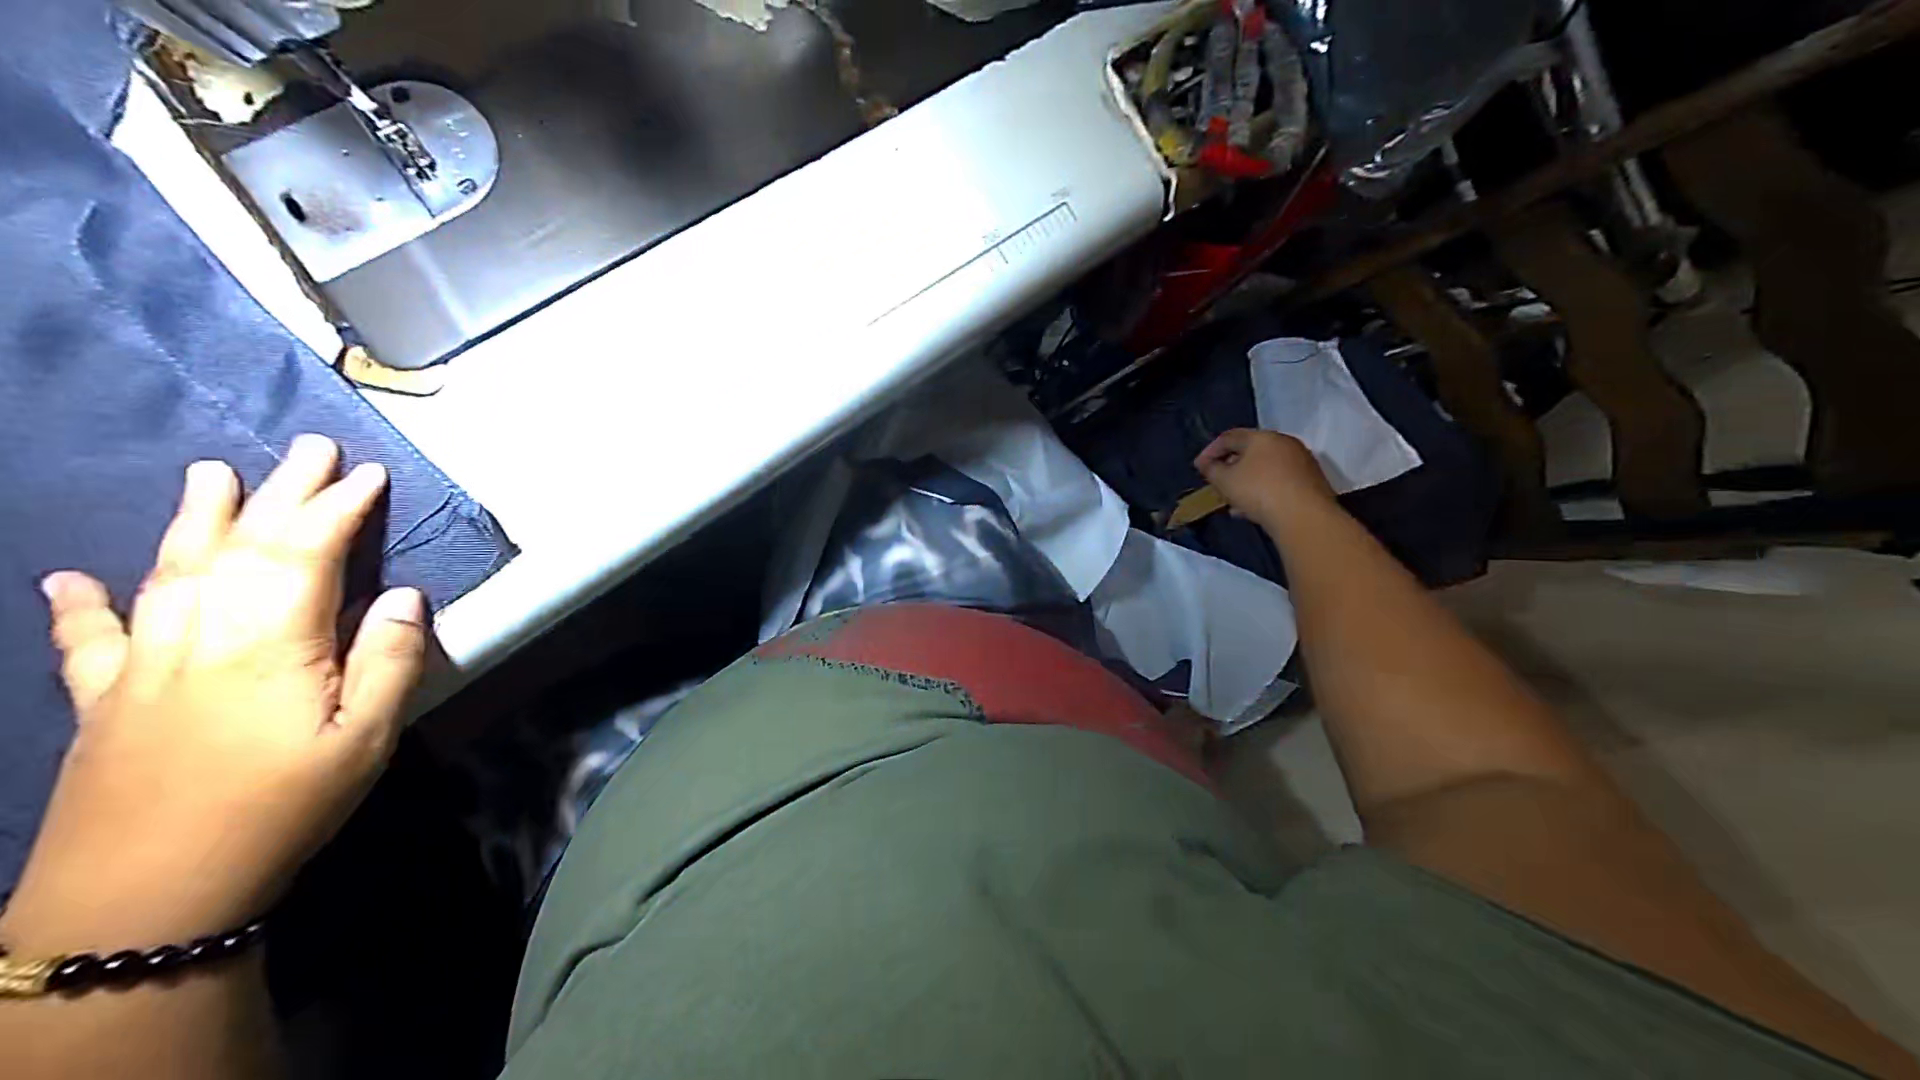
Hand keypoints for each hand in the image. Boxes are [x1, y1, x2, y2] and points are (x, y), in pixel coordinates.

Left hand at [0, 436, 429, 953]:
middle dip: (280, 493)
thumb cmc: (279, 810)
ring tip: (211, 473)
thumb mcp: (364, 741)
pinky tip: (67, 580)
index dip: (338, 509)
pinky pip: (88, 642)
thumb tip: (401, 597)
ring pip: (169, 574)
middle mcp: (200, 638)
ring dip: (195, 519)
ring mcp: (142, 667)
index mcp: (269, 646)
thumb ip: (387, 663)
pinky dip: (79, 607)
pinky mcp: (104, 703)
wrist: (143, 899)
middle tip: (308, 448)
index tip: (369, 474)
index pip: (307, 555)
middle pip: (241, 547)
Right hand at [1193, 428, 1336, 529]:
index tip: (1198, 468)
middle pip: (1250, 450)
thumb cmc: (1258, 491)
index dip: (1209, 451)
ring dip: (1246, 480)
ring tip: (1233, 499)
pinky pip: (1279, 480)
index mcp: (1262, 437)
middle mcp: (1284, 442)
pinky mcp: (1311, 480)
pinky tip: (1254, 507)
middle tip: (1217, 482)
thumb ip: (1211, 470)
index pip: (1229, 437)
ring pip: (1265, 467)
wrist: (1304, 516)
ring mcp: (1301, 461)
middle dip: (1230, 466)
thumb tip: (1208, 464)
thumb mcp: (1224, 481)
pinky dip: (1263, 489)